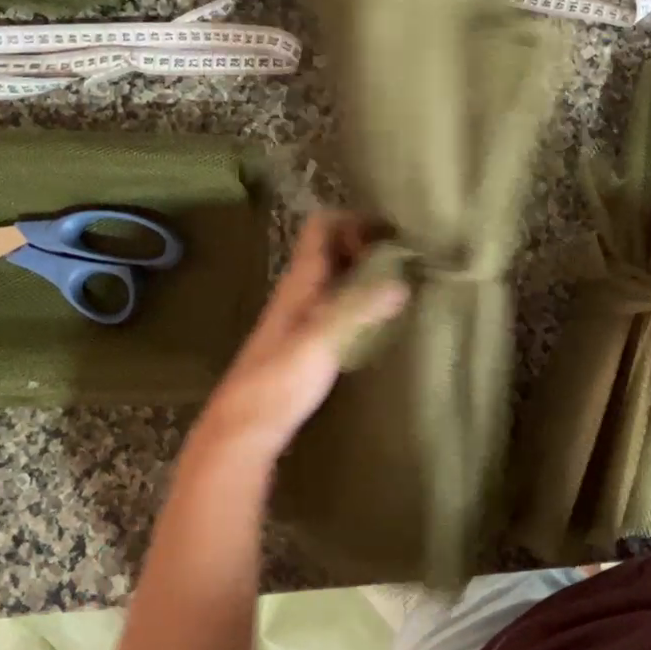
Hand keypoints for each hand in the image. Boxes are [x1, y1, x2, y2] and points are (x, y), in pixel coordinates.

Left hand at [194, 211, 406, 459]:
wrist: (243, 429)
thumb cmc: (279, 379)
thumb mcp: (323, 340)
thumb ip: (360, 309)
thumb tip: (402, 283)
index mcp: (300, 280)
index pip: (322, 226)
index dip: (354, 220)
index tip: (390, 233)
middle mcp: (299, 290)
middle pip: (332, 248)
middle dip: (367, 244)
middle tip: (407, 256)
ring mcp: (301, 315)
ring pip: (336, 276)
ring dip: (366, 271)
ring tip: (403, 281)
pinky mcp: (306, 341)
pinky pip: (338, 303)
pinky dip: (361, 299)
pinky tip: (382, 317)